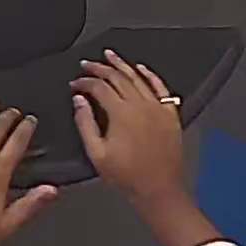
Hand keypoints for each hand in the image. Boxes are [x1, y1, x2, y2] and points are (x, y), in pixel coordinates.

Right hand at [71, 50, 186, 208]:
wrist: (159, 191)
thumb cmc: (126, 176)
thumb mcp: (97, 153)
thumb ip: (85, 123)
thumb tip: (79, 100)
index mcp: (121, 113)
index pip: (99, 87)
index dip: (84, 82)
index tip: (75, 83)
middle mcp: (140, 104)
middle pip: (118, 77)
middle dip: (100, 68)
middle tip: (87, 64)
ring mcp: (157, 108)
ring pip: (138, 77)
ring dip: (122, 64)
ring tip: (110, 55)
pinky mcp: (170, 114)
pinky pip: (160, 88)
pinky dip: (150, 75)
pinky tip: (141, 68)